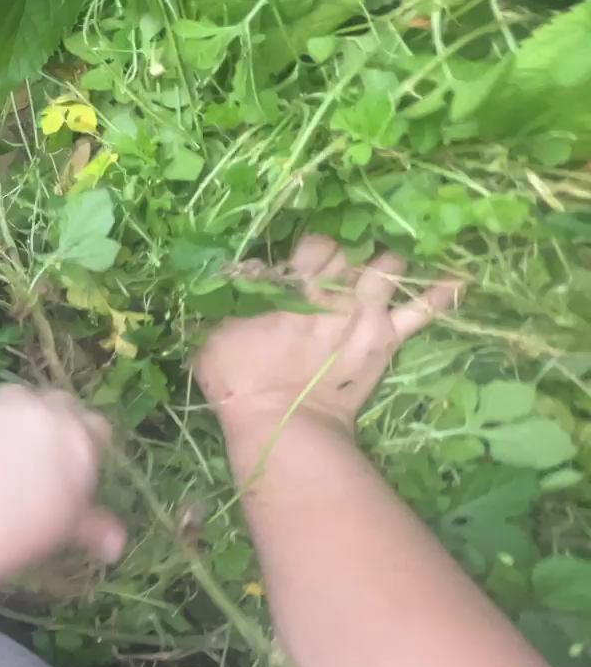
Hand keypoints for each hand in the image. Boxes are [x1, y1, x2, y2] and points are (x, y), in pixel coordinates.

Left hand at [0, 384, 122, 576]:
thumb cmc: (21, 532)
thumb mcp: (66, 531)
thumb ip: (94, 526)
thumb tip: (114, 545)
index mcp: (79, 437)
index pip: (95, 425)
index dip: (84, 441)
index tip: (72, 461)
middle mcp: (40, 410)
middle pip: (54, 403)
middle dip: (49, 421)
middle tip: (33, 452)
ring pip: (11, 395)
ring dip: (8, 412)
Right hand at [194, 235, 459, 446]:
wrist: (281, 420)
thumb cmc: (237, 381)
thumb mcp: (212, 338)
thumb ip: (224, 310)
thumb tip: (225, 292)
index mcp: (290, 288)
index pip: (314, 245)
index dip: (311, 247)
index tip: (302, 259)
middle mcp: (333, 292)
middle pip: (353, 252)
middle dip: (347, 253)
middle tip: (337, 264)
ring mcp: (366, 312)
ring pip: (391, 267)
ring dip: (386, 265)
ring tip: (380, 270)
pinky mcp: (389, 337)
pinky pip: (428, 308)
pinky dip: (442, 292)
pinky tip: (454, 279)